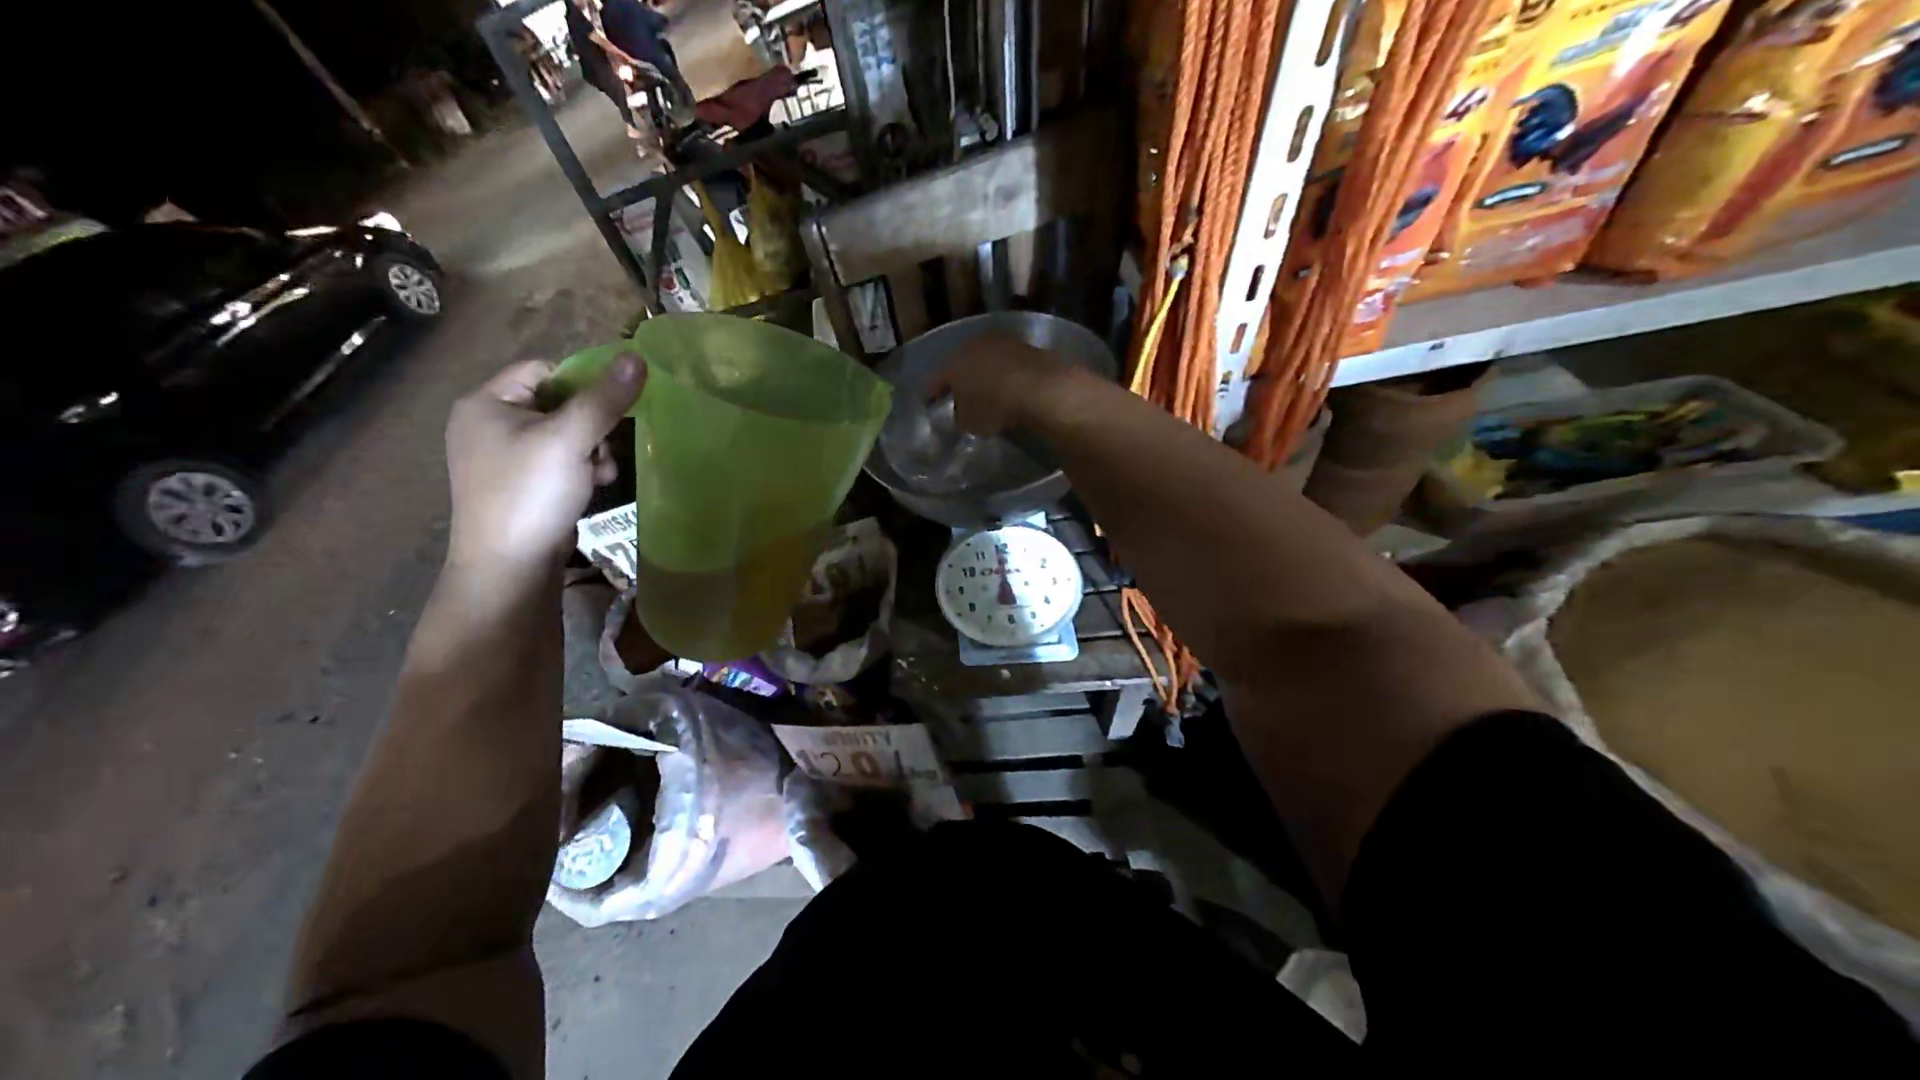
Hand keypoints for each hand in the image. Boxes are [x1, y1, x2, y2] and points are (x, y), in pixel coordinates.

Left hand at [443, 354, 643, 576]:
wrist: (509, 566)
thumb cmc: (530, 492)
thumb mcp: (570, 438)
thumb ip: (604, 399)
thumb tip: (637, 357)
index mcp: (485, 403)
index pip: (543, 370)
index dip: (582, 383)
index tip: (612, 408)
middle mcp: (488, 426)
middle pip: (558, 404)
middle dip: (592, 426)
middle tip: (604, 449)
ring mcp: (504, 459)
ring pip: (565, 435)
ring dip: (593, 450)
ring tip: (601, 473)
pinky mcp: (521, 486)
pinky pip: (560, 462)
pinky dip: (582, 469)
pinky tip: (594, 486)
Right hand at [939, 334, 1083, 435]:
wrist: (1039, 386)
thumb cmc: (994, 406)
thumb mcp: (970, 422)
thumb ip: (961, 416)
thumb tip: (963, 413)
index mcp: (953, 363)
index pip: (937, 379)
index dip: (933, 393)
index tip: (931, 402)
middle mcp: (973, 346)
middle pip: (963, 365)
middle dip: (962, 380)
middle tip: (961, 396)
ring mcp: (1001, 342)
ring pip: (987, 360)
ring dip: (986, 374)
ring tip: (989, 392)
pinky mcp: (1026, 346)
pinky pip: (1009, 364)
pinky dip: (1007, 375)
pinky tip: (1011, 388)